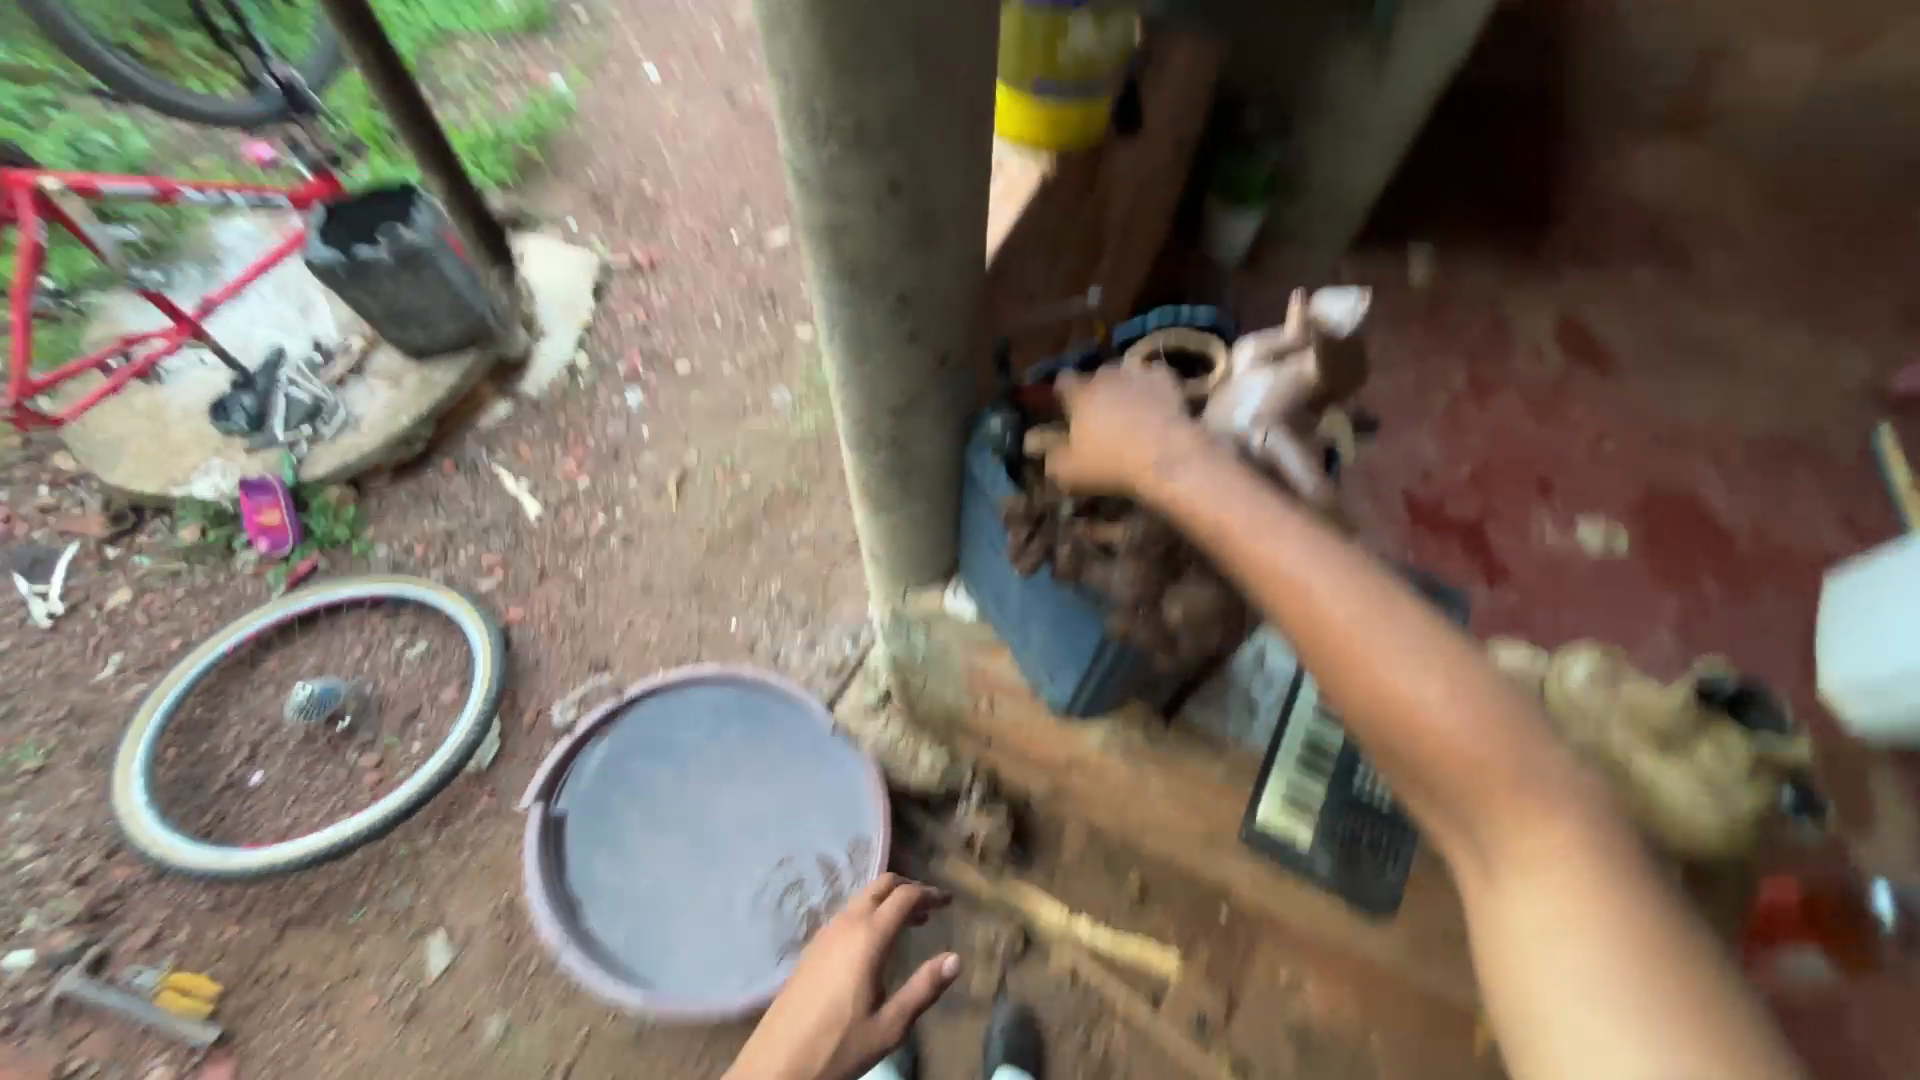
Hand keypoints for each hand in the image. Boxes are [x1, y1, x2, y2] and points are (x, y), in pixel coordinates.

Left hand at [725, 874, 960, 1079]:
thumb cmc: (837, 1047)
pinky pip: (847, 912)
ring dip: (888, 900)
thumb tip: (955, 958)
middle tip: (931, 907)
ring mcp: (824, 933)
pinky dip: (870, 911)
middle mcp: (846, 924)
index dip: (930, 894)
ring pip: (862, 897)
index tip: (949, 903)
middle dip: (909, 888)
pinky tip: (876, 940)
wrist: (775, 1065)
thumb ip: (923, 989)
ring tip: (909, 923)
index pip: (905, 896)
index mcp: (868, 937)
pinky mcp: (812, 947)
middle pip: (881, 884)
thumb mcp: (889, 1027)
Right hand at [1046, 363, 1209, 496]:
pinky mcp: (1166, 379)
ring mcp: (1137, 374)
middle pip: (1096, 375)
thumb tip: (1049, 454)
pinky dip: (1154, 384)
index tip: (1066, 403)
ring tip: (1131, 403)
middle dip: (1097, 388)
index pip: (1063, 381)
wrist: (1164, 457)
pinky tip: (1157, 398)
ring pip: (1126, 371)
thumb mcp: (1071, 472)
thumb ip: (1054, 460)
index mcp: (1080, 395)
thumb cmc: (1112, 465)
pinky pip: (1155, 375)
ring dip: (1125, 383)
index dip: (1064, 391)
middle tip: (1102, 410)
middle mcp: (1106, 377)